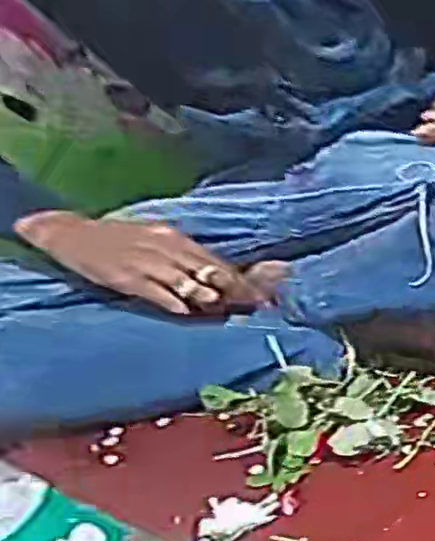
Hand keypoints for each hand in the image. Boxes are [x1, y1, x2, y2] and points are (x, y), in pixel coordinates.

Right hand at [14, 211, 252, 315]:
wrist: (63, 230)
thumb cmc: (125, 241)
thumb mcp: (163, 241)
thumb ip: (198, 259)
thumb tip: (240, 281)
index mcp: (178, 240)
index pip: (221, 265)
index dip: (245, 284)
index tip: (265, 299)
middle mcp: (164, 249)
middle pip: (211, 274)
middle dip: (235, 294)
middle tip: (249, 308)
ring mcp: (144, 262)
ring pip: (189, 285)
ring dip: (208, 300)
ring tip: (216, 309)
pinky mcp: (124, 276)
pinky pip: (158, 294)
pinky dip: (176, 304)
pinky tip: (185, 310)